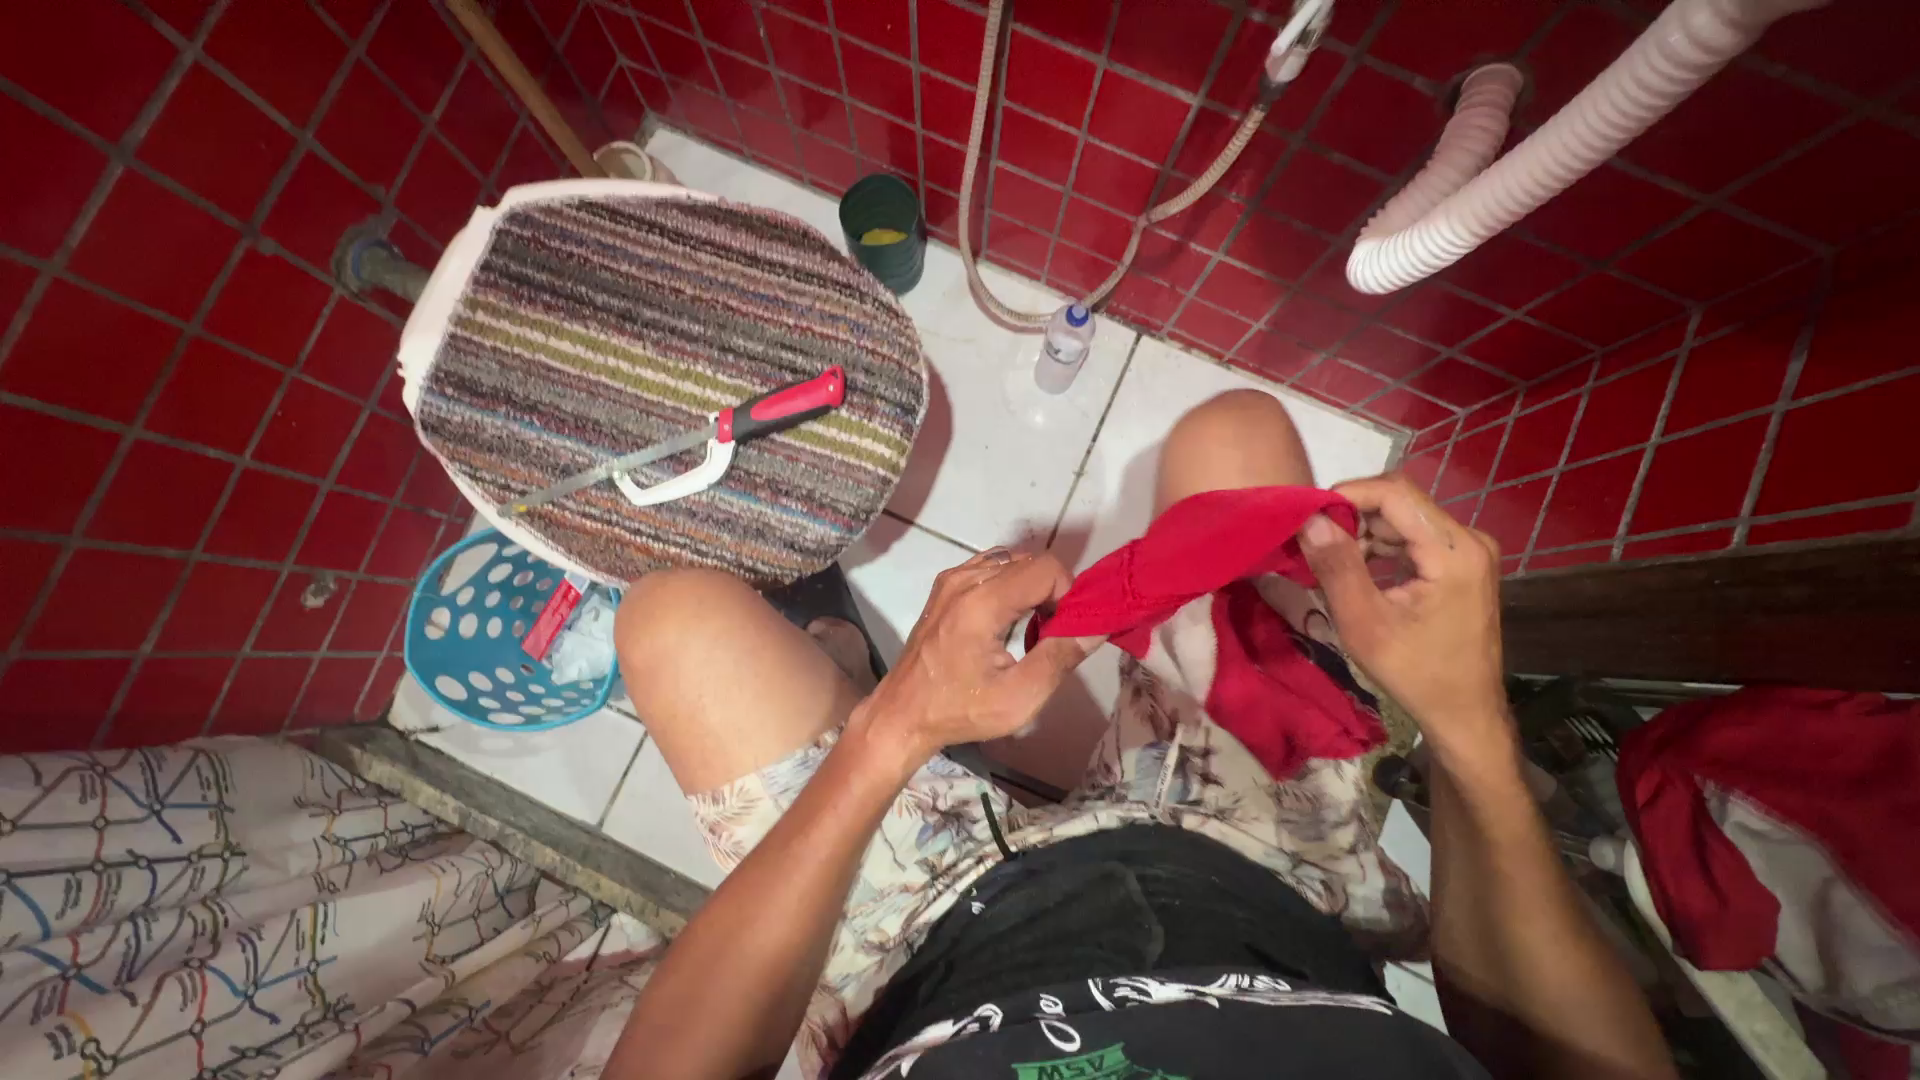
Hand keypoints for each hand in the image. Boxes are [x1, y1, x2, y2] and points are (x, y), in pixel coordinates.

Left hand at [853, 549, 1097, 764]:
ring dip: (1031, 588)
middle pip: (1029, 561)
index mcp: (981, 602)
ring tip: (1030, 629)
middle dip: (1052, 592)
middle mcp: (964, 579)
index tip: (1065, 630)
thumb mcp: (1019, 697)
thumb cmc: (960, 710)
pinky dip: (1009, 585)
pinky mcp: (945, 586)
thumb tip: (1097, 626)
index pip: (1045, 568)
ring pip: (1011, 561)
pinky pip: (990, 568)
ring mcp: (951, 579)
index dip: (1067, 594)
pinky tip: (1007, 621)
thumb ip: (1061, 657)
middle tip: (1051, 634)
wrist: (904, 713)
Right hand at [1296, 473, 1509, 763]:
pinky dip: (1379, 548)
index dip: (1347, 495)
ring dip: (1362, 534)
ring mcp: (1468, 551)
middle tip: (1313, 545)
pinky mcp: (1461, 564)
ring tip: (1330, 565)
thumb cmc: (1414, 672)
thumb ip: (1337, 566)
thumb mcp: (1363, 622)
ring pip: (1403, 519)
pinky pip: (1413, 538)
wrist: (1464, 712)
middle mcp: (1469, 540)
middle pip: (1399, 503)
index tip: (1308, 517)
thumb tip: (1308, 518)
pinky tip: (1356, 573)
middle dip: (1351, 517)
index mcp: (1454, 551)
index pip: (1395, 493)